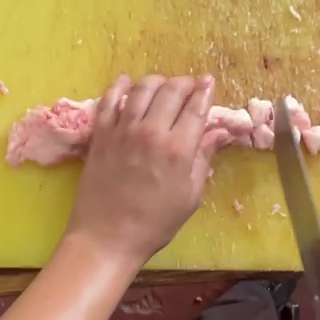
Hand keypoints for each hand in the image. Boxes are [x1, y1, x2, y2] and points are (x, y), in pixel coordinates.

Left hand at [64, 74, 229, 267]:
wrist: (107, 237)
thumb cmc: (155, 223)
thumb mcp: (190, 195)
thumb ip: (203, 158)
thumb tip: (219, 133)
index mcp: (178, 149)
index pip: (196, 107)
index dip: (205, 91)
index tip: (209, 82)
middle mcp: (151, 132)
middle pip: (171, 91)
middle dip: (185, 83)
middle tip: (190, 86)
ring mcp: (123, 130)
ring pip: (142, 89)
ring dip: (157, 81)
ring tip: (163, 85)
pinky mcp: (101, 134)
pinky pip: (109, 100)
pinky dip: (119, 87)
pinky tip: (126, 82)